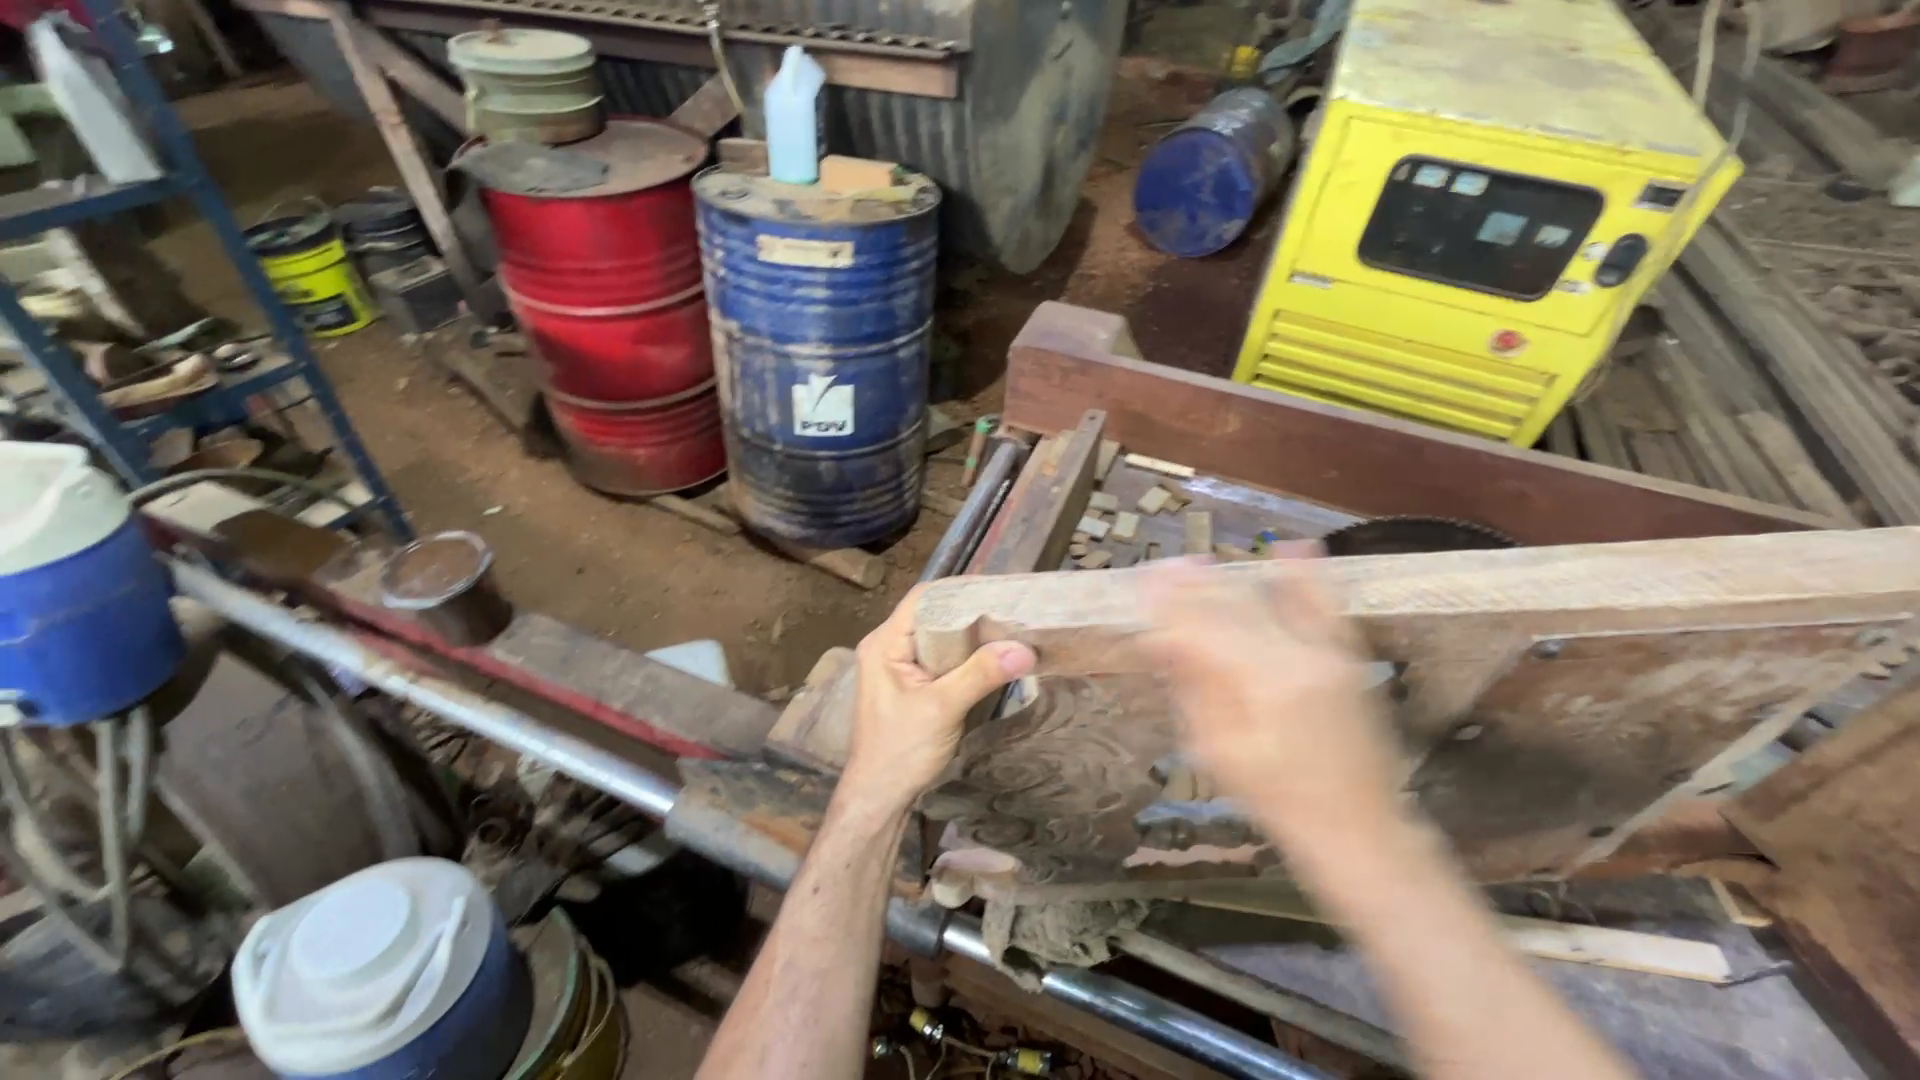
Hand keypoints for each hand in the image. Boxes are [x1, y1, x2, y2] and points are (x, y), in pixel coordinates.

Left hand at [840, 584, 1035, 811]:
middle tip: (1012, 610)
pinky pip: (941, 660)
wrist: (879, 798)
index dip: (959, 590)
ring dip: (971, 636)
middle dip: (972, 612)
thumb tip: (1025, 648)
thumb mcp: (942, 709)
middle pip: (933, 615)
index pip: (923, 598)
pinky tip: (993, 658)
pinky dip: (966, 657)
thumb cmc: (901, 751)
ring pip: (939, 638)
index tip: (999, 592)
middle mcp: (888, 647)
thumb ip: (981, 674)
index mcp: (884, 643)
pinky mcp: (912, 686)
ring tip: (1010, 629)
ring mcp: (899, 668)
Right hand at [1139, 555, 1403, 847]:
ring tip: (1195, 561)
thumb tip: (1160, 640)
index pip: (1201, 630)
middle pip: (1233, 608)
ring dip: (1229, 579)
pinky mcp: (1349, 659)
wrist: (1360, 829)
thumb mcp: (1220, 755)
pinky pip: (1328, 606)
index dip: (1167, 606)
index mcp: (1260, 684)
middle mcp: (1295, 656)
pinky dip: (1307, 576)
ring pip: (1271, 602)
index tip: (1140, 585)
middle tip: (1158, 567)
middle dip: (1191, 586)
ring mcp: (1328, 653)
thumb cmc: (1278, 801)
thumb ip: (1194, 691)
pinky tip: (1292, 546)